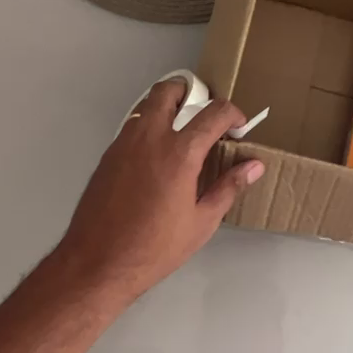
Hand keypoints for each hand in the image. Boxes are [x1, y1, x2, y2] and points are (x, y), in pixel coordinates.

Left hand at [53, 80, 264, 298]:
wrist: (98, 262)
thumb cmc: (155, 247)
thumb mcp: (202, 222)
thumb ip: (228, 187)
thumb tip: (254, 166)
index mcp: (180, 153)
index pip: (214, 113)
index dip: (233, 114)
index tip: (238, 127)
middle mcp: (150, 138)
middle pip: (169, 91)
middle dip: (190, 92)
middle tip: (203, 113)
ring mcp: (124, 143)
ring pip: (145, 105)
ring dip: (166, 108)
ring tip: (181, 133)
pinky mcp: (107, 155)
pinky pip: (131, 127)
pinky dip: (148, 128)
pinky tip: (156, 157)